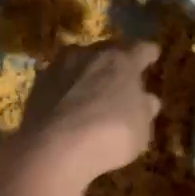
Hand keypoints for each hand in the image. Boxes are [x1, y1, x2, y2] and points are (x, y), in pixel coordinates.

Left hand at [14, 41, 161, 181]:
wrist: (56, 146)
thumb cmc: (112, 134)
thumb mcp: (142, 129)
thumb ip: (145, 109)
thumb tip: (147, 99)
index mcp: (123, 61)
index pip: (142, 49)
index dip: (150, 53)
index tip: (154, 53)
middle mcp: (92, 53)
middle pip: (109, 51)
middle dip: (117, 61)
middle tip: (122, 74)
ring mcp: (62, 64)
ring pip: (81, 61)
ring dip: (89, 71)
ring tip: (92, 87)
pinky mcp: (39, 81)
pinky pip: (61, 79)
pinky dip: (68, 87)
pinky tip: (69, 101)